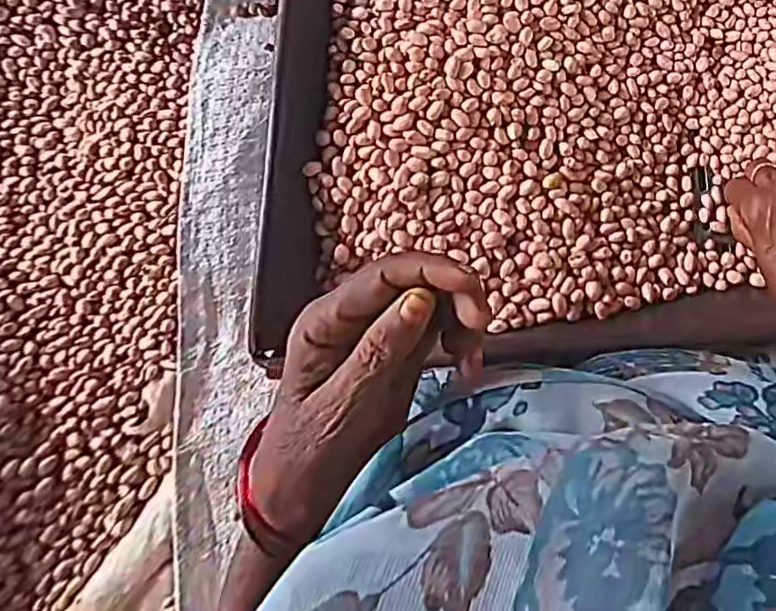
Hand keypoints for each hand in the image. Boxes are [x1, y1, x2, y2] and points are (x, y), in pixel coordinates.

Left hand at [244, 254, 489, 546]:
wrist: (295, 505)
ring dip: (461, 316)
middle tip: (480, 323)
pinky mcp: (399, 349)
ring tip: (470, 355)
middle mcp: (352, 316)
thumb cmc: (302, 461)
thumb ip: (378, 352)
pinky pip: (438, 325)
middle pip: (414, 279)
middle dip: (454, 292)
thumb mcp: (339, 410)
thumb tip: (420, 298)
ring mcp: (378, 330)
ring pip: (432, 298)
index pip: (384, 273)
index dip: (432, 269)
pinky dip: (460, 336)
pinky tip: (464, 362)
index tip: (468, 284)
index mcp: (325, 319)